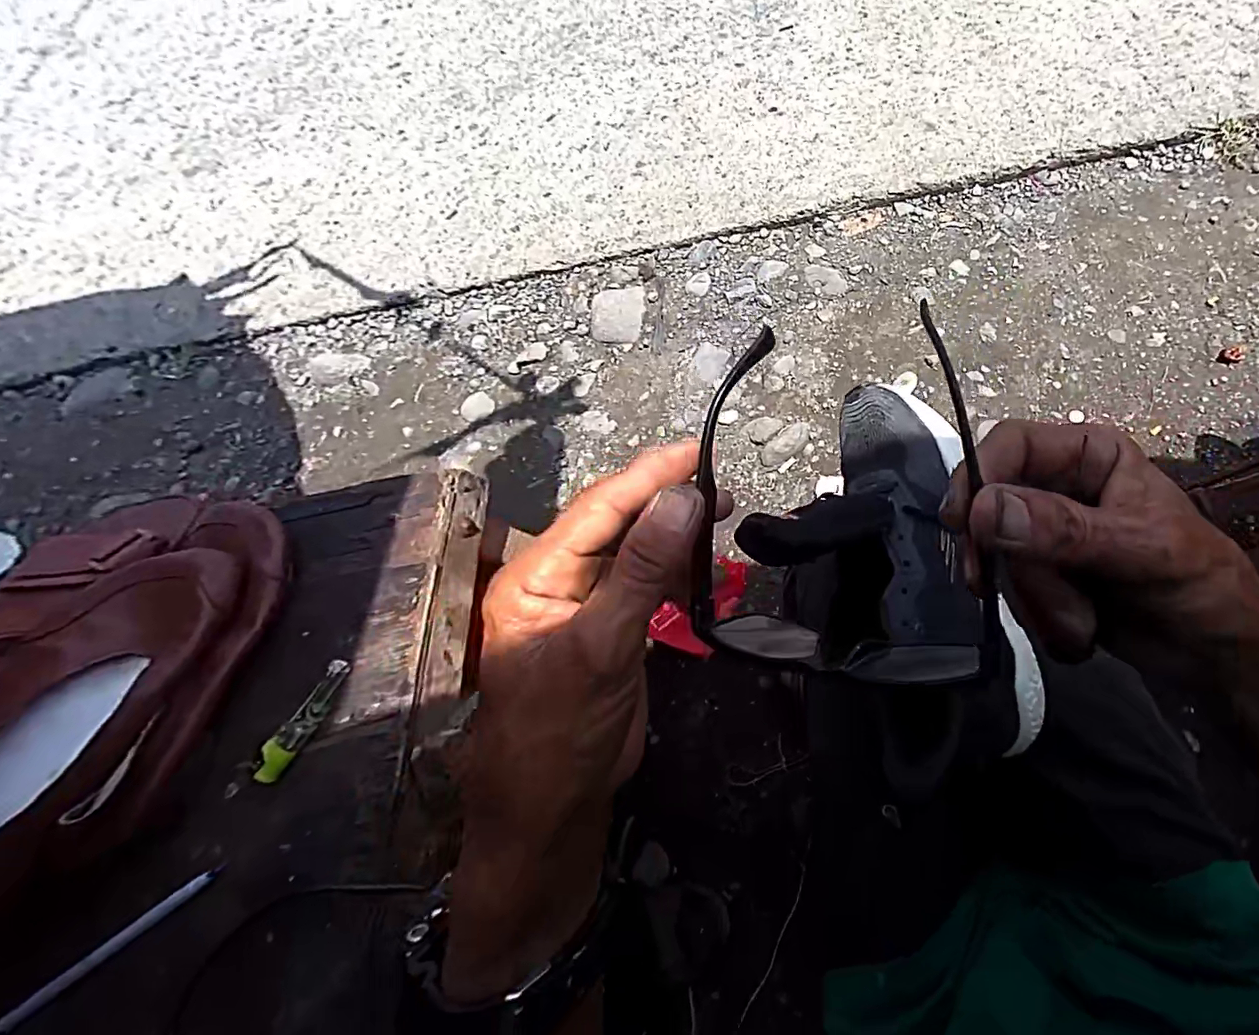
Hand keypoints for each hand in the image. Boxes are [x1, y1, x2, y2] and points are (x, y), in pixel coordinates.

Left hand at [442, 443, 726, 1002]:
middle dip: (668, 501)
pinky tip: (706, 571)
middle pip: (617, 522)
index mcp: (536, 576)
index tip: (695, 452)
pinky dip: (679, 572)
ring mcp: (587, 603)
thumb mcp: (603, 647)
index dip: (647, 476)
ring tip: (722, 520)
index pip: (598, 508)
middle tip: (721, 491)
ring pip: (637, 549)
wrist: (554, 806)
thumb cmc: (561, 731)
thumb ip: (641, 571)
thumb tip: (681, 500)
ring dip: (678, 535)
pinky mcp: (613, 625)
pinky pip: (648, 582)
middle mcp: (558, 579)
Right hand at [939, 420, 1258, 663]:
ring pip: (999, 558)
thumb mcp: (1139, 550)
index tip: (963, 524)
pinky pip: (1011, 591)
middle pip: (994, 510)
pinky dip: (1041, 620)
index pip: (1011, 444)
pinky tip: (1080, 632)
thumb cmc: (1200, 584)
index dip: (979, 476)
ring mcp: (1047, 535)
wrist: (1218, 654)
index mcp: (1088, 455)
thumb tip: (985, 509)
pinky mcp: (1043, 577)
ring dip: (1038, 602)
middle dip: (1016, 564)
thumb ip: (1064, 530)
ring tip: (1085, 624)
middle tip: (1034, 600)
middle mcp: (1059, 487)